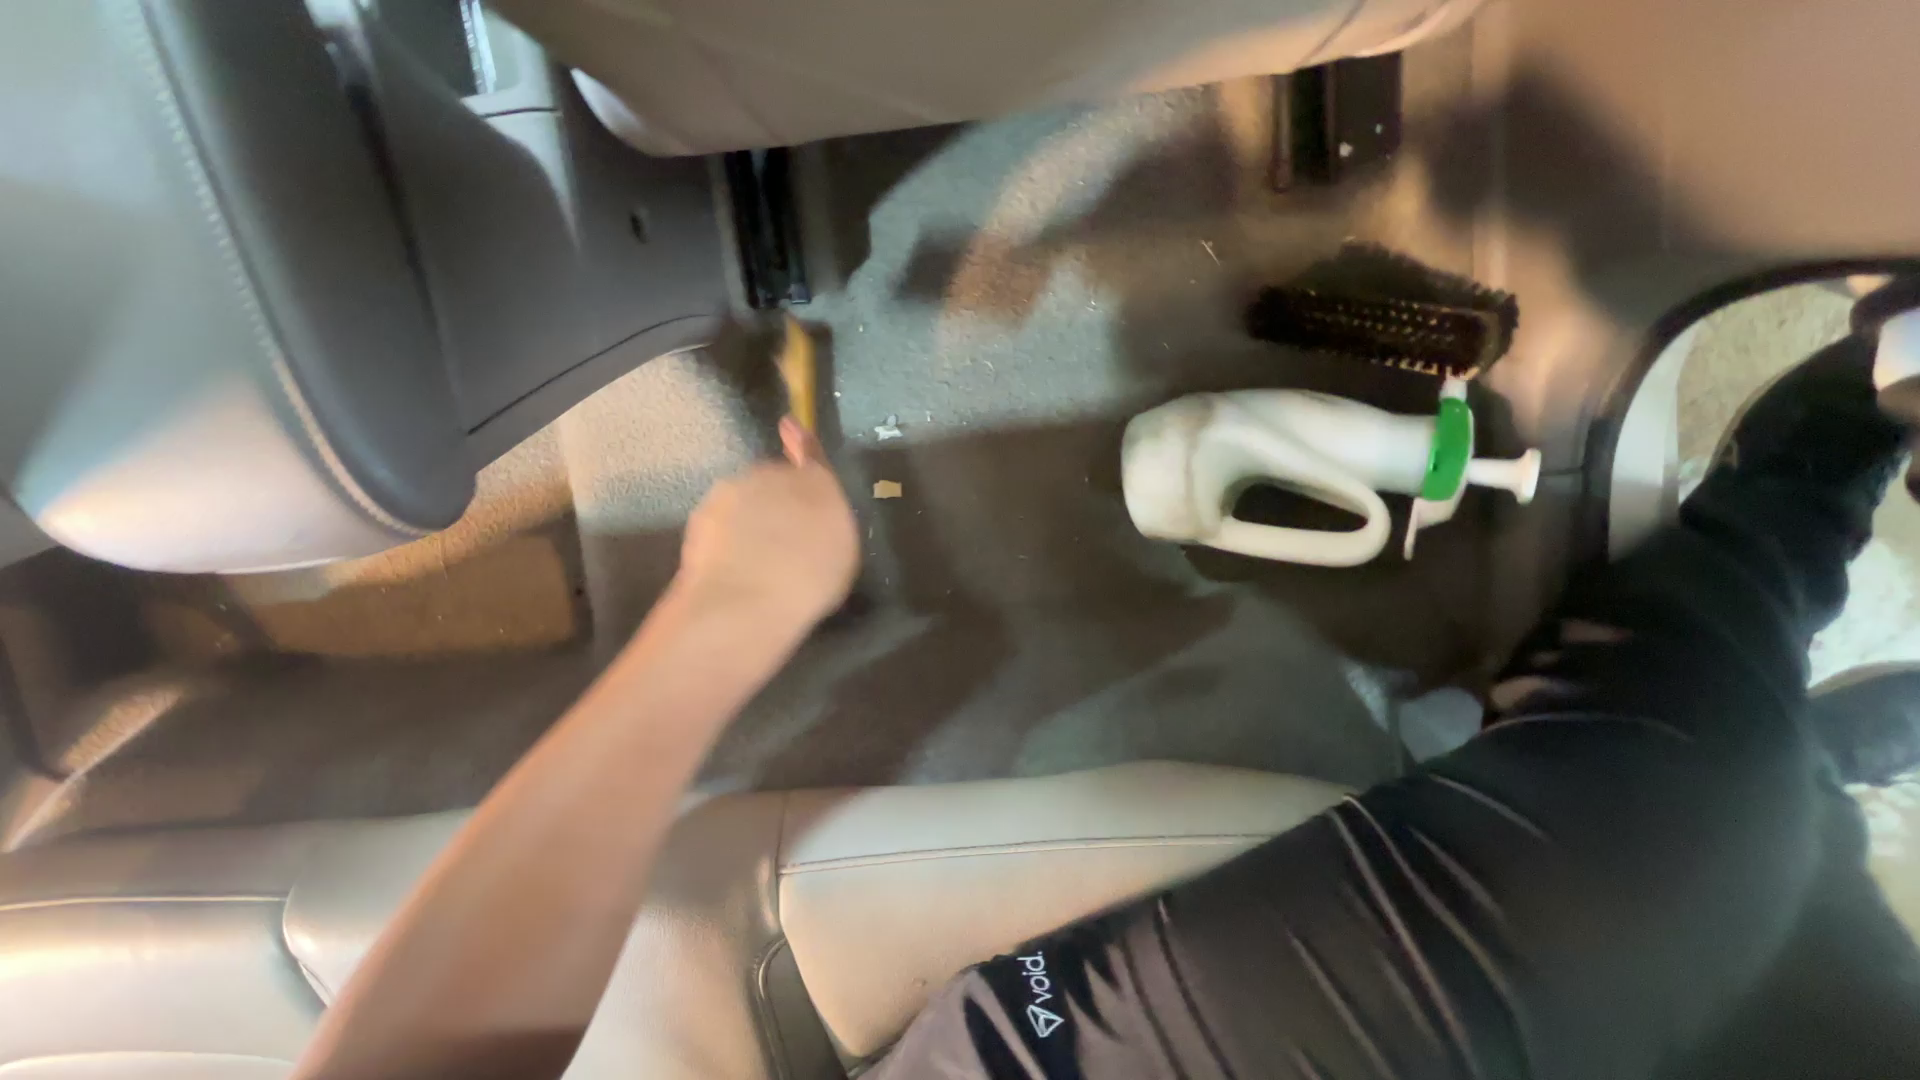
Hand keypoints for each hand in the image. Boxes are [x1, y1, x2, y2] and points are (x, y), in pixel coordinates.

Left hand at [674, 418, 859, 629]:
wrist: (745, 601)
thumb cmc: (809, 576)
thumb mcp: (841, 546)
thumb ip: (829, 513)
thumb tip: (814, 499)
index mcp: (814, 482)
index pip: (809, 453)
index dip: (801, 441)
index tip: (789, 426)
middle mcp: (768, 476)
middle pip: (773, 479)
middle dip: (777, 498)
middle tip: (785, 536)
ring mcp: (729, 495)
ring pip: (742, 499)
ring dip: (748, 518)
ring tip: (756, 558)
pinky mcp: (699, 519)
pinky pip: (719, 523)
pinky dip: (725, 537)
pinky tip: (734, 566)